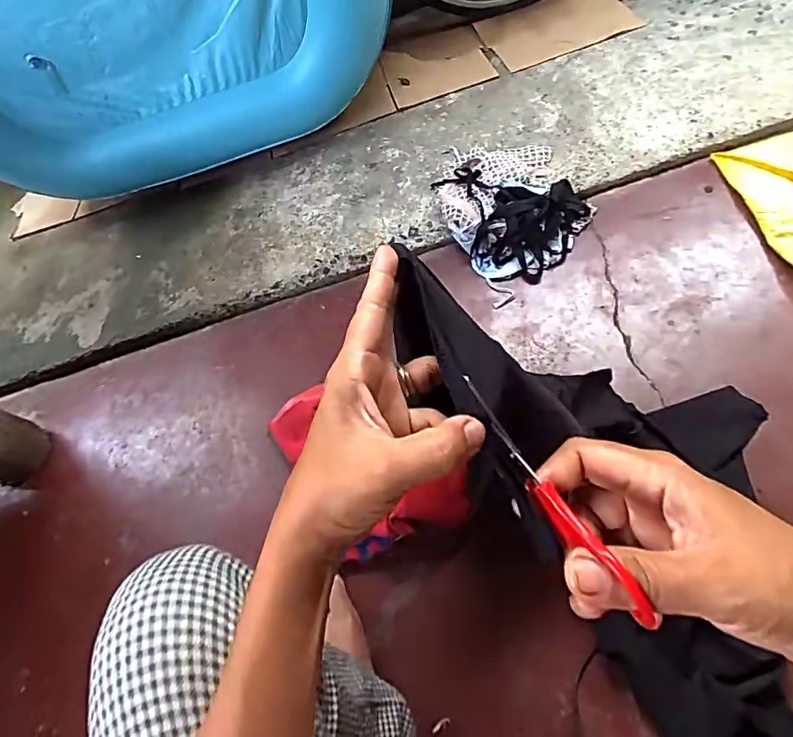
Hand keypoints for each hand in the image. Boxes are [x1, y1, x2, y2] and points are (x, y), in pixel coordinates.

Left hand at [274, 246, 485, 557]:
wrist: (311, 540)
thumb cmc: (334, 491)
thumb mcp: (387, 469)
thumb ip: (437, 448)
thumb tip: (478, 426)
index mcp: (354, 379)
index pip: (369, 320)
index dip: (381, 285)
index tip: (389, 251)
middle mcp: (369, 387)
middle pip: (399, 345)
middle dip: (417, 322)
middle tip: (443, 297)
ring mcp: (382, 413)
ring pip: (423, 388)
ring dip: (447, 393)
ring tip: (481, 391)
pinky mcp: (393, 439)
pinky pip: (428, 421)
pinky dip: (447, 428)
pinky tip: (467, 438)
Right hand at [537, 438, 792, 675]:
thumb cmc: (777, 577)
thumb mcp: (703, 576)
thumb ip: (635, 576)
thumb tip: (572, 572)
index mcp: (660, 478)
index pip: (588, 456)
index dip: (555, 477)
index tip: (537, 517)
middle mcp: (654, 498)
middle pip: (588, 498)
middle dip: (571, 535)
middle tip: (575, 580)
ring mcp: (661, 531)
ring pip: (602, 536)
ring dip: (591, 567)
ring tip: (597, 603)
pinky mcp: (671, 563)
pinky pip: (623, 566)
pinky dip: (613, 585)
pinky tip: (623, 609)